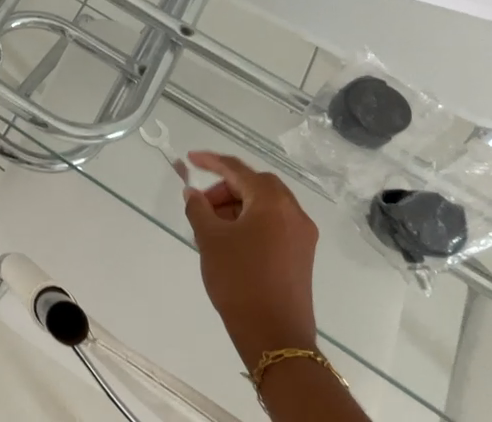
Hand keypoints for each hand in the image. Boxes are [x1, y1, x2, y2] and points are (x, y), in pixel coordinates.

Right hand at [183, 151, 318, 368]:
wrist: (274, 333)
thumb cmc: (238, 278)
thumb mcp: (209, 238)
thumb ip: (198, 208)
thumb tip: (194, 194)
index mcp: (272, 204)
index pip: (239, 170)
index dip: (212, 161)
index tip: (189, 159)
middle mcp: (294, 214)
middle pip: (258, 184)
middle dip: (228, 185)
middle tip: (203, 201)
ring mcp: (302, 235)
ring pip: (268, 203)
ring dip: (239, 203)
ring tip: (213, 222)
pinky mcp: (302, 254)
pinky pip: (275, 222)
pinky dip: (252, 219)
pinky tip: (231, 237)